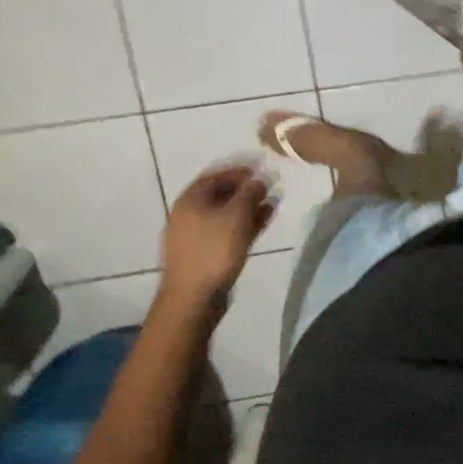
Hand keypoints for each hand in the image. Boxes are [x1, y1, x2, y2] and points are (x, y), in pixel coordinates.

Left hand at [159, 165, 273, 308]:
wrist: (193, 297)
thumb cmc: (213, 250)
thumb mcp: (236, 216)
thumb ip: (250, 193)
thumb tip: (260, 178)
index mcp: (191, 199)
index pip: (217, 174)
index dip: (240, 169)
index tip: (263, 166)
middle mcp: (190, 213)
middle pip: (221, 193)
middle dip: (247, 188)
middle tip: (270, 184)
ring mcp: (197, 234)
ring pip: (226, 213)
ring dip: (249, 206)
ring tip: (273, 201)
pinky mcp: (206, 252)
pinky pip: (227, 230)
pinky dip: (245, 223)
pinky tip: (263, 220)